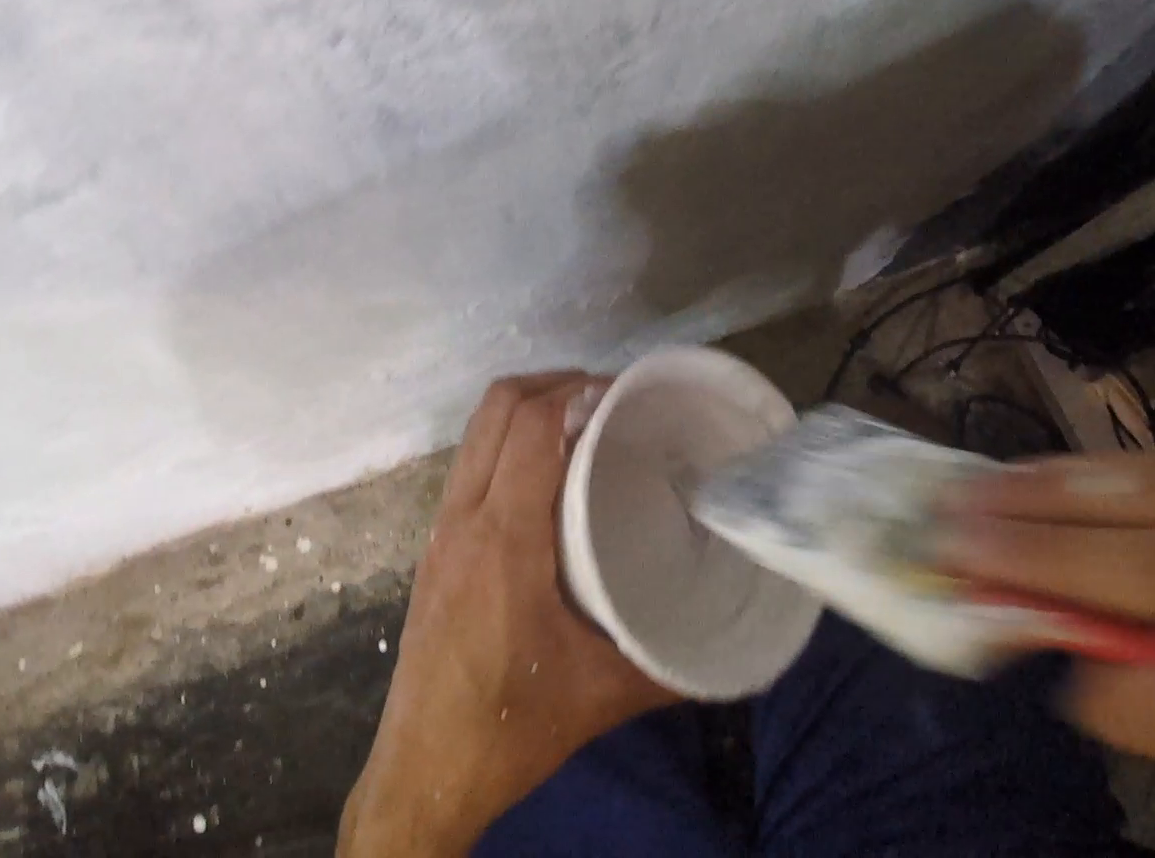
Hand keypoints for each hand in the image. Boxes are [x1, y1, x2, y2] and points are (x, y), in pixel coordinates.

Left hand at [339, 373, 680, 856]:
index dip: (578, 391)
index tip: (627, 394)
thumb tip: (731, 639)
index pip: (532, 425)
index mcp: (503, 539)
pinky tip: (546, 473)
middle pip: (497, 407)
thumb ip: (673, 664)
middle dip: (553, 383)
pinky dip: (507, 441)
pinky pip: (470, 463)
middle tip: (610, 400)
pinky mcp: (435, 547)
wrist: (423, 772)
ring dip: (526, 408)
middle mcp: (463, 519)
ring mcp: (441, 530)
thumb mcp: (603, 693)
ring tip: (582, 422)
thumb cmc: (509, 728)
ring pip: (477, 431)